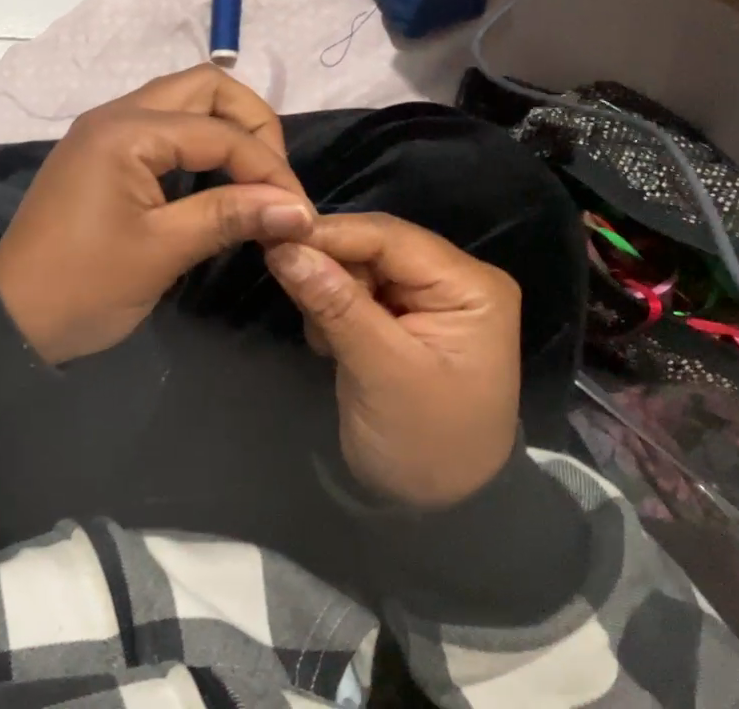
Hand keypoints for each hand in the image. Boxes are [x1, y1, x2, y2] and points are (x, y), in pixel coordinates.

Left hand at [0, 65, 315, 365]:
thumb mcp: (163, 250)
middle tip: (275, 180)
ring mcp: (101, 133)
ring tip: (254, 181)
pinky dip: (195, 146)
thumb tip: (299, 209)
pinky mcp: (98, 156)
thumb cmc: (84, 285)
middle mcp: (112, 115)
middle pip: (203, 89)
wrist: (12, 317)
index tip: (300, 215)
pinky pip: (159, 129)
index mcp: (125, 130)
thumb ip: (231, 216)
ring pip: (181, 104)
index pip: (221, 132)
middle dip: (252, 125)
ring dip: (224, 131)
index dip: (269, 169)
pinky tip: (215, 182)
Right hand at [266, 214, 521, 510]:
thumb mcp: (381, 371)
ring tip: (326, 341)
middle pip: (370, 245)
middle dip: (328, 270)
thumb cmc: (424, 440)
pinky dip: (329, 308)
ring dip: (326, 293)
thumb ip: (334, 304)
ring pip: (354, 265)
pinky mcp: (396, 317)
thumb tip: (283, 247)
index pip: (388, 236)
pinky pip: (350, 289)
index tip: (270, 240)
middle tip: (302, 308)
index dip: (329, 234)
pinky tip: (331, 345)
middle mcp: (450, 280)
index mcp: (469, 286)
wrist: (435, 504)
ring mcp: (423, 299)